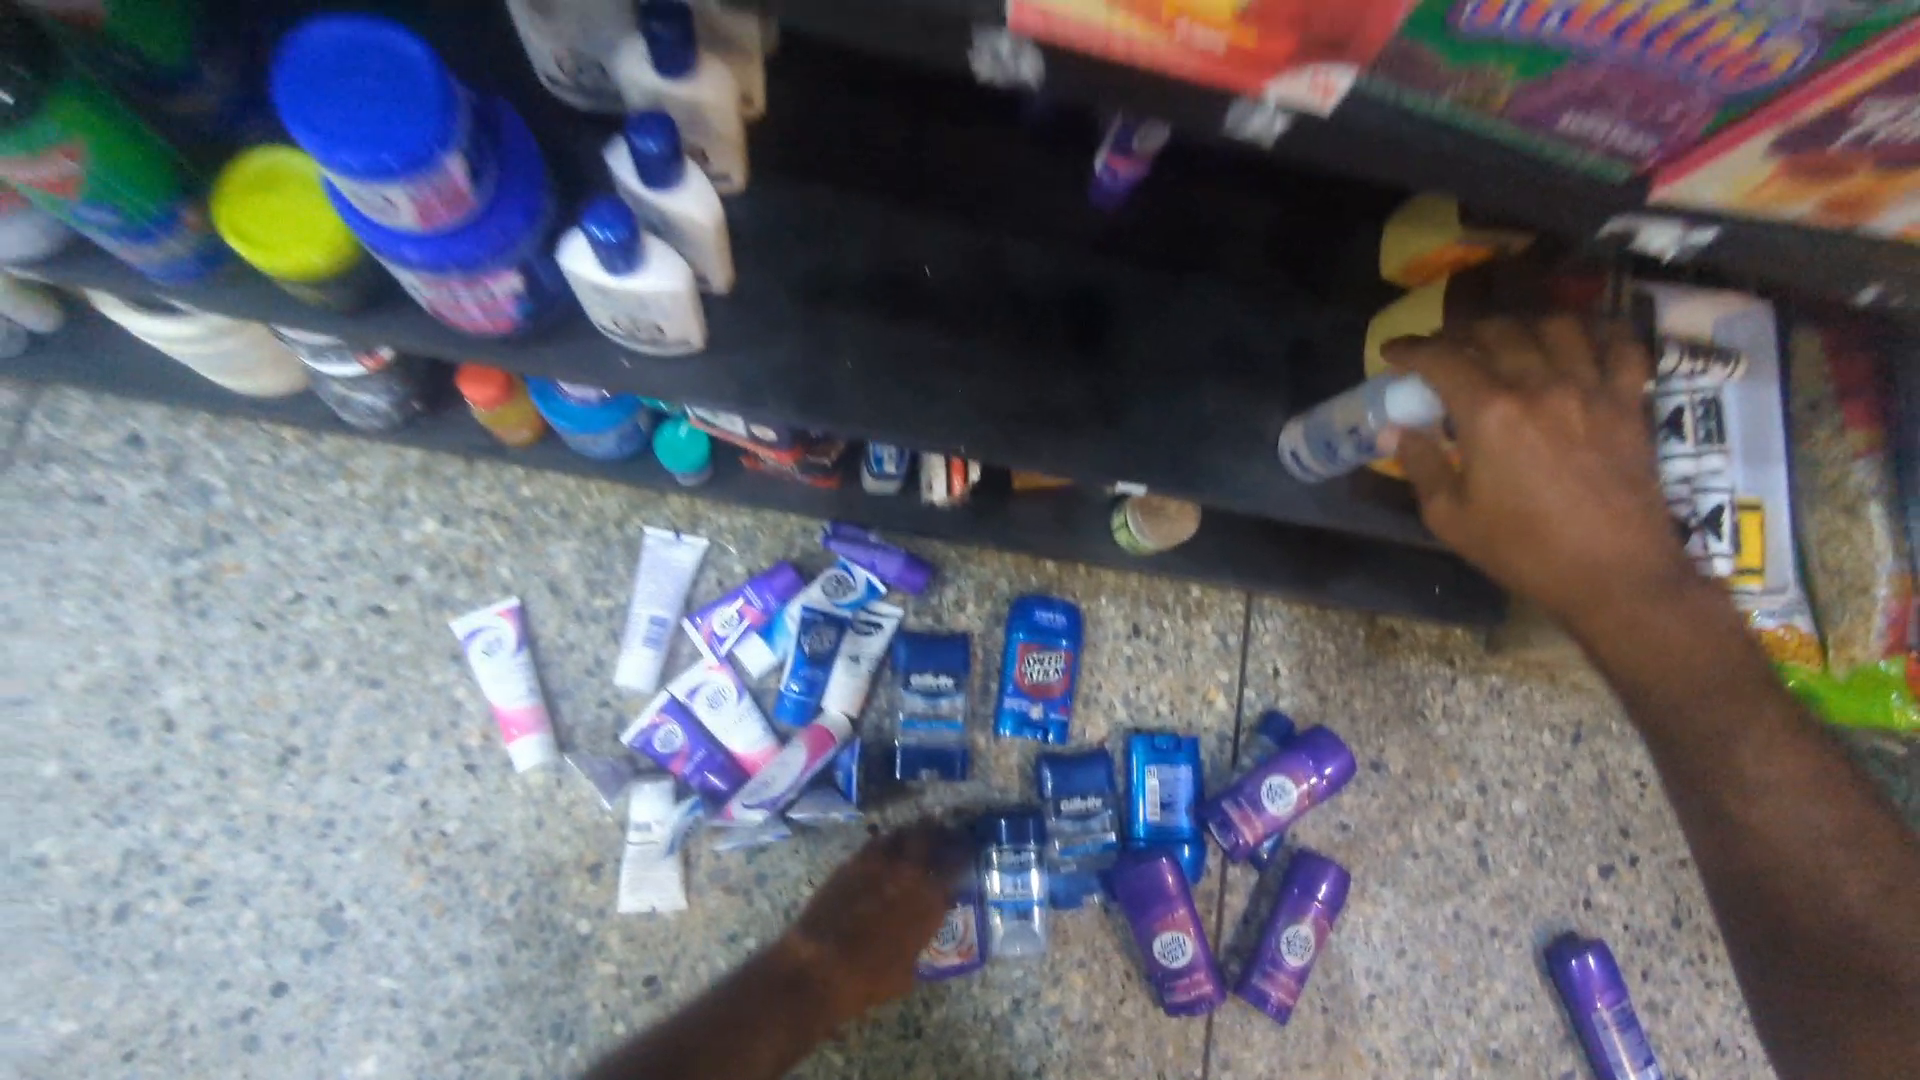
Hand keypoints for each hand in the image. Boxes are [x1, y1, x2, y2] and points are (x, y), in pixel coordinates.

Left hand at [782, 820, 971, 1020]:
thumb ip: (920, 943)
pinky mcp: (851, 862)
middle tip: (940, 834)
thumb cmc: (869, 979)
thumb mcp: (909, 970)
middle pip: (930, 836)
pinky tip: (881, 851)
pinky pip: (873, 843)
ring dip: (909, 834)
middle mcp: (909, 873)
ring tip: (911, 839)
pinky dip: (882, 843)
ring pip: (900, 833)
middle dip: (938, 832)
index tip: (966, 850)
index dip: (964, 853)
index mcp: (930, 899)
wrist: (821, 966)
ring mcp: (879, 863)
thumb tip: (922, 937)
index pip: (957, 862)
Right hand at [1386, 314, 1698, 628]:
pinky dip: (1598, 332)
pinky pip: (1621, 346)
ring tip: (1506, 338)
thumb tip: (1397, 431)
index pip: (1443, 359)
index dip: (1412, 349)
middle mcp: (1541, 387)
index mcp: (1489, 414)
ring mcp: (1592, 390)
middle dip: (1461, 332)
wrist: (1613, 573)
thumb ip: (1421, 463)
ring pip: (1557, 327)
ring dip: (1522, 324)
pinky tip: (1579, 338)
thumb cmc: (1521, 549)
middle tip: (1443, 348)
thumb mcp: (1448, 515)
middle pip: (1498, 332)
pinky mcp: (1629, 403)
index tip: (1393, 352)